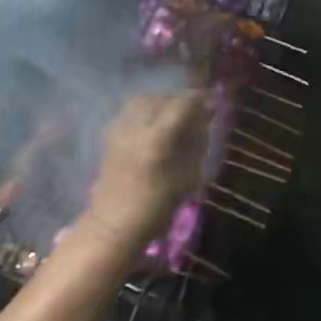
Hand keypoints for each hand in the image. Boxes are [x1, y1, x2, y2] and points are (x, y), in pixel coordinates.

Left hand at [83, 93, 208, 248]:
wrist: (113, 223)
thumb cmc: (156, 208)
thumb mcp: (187, 179)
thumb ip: (196, 144)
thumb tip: (204, 120)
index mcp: (157, 140)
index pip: (181, 105)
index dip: (199, 99)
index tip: (211, 102)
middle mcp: (136, 127)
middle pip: (161, 98)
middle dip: (179, 99)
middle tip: (193, 110)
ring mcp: (119, 128)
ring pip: (143, 99)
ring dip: (161, 101)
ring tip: (173, 114)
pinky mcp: (109, 133)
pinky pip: (130, 110)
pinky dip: (146, 109)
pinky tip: (153, 124)